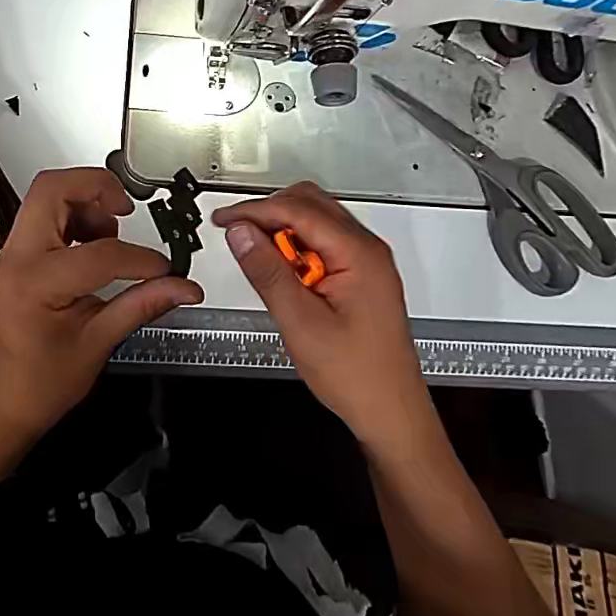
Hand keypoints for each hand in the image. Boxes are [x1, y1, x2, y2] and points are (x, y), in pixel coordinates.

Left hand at [0, 167, 203, 486]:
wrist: (5, 401)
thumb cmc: (40, 382)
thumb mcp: (98, 342)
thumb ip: (142, 305)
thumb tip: (182, 287)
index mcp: (37, 283)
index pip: (100, 252)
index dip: (140, 259)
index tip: (163, 270)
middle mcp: (19, 258)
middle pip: (53, 189)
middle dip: (96, 187)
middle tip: (126, 206)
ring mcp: (15, 253)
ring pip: (48, 195)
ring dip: (85, 201)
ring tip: (111, 233)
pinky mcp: (21, 255)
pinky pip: (46, 214)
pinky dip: (75, 215)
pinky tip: (96, 244)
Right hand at [213, 183, 437, 450]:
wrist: (389, 411)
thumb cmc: (358, 375)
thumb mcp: (300, 323)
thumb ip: (267, 272)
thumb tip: (242, 233)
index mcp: (358, 254)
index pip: (298, 209)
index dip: (255, 210)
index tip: (226, 220)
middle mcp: (367, 249)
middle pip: (310, 204)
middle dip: (269, 213)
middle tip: (237, 235)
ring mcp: (365, 260)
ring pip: (315, 220)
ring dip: (282, 230)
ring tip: (257, 257)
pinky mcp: (359, 274)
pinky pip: (322, 242)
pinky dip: (296, 248)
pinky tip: (282, 273)